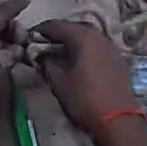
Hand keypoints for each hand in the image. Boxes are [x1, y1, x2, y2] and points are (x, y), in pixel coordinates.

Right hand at [33, 21, 143, 141]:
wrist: (118, 120)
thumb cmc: (84, 99)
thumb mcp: (58, 81)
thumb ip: (46, 62)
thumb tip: (40, 54)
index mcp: (83, 37)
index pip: (56, 25)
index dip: (41, 30)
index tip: (28, 37)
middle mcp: (99, 36)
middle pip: (74, 28)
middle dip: (58, 34)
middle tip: (43, 44)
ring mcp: (111, 46)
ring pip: (87, 36)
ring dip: (73, 41)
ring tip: (59, 52)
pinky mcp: (118, 58)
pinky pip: (97, 46)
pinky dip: (85, 49)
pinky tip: (78, 61)